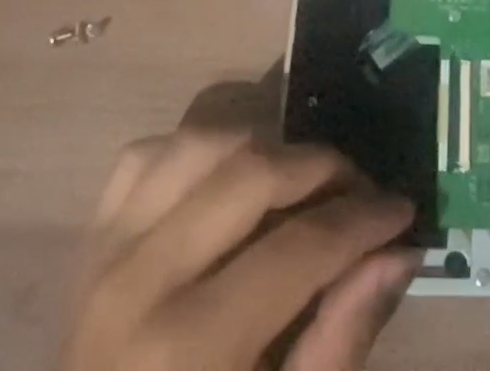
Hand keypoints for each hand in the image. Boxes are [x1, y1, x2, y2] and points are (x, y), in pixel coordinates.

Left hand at [63, 131, 416, 370]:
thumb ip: (341, 338)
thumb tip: (399, 252)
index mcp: (191, 345)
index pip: (301, 245)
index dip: (365, 219)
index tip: (403, 210)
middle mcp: (140, 281)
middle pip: (251, 172)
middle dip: (323, 167)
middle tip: (361, 192)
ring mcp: (103, 252)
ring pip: (198, 143)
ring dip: (262, 146)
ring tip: (301, 182)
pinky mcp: (87, 240)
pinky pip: (145, 155)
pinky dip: (197, 151)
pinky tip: (230, 178)